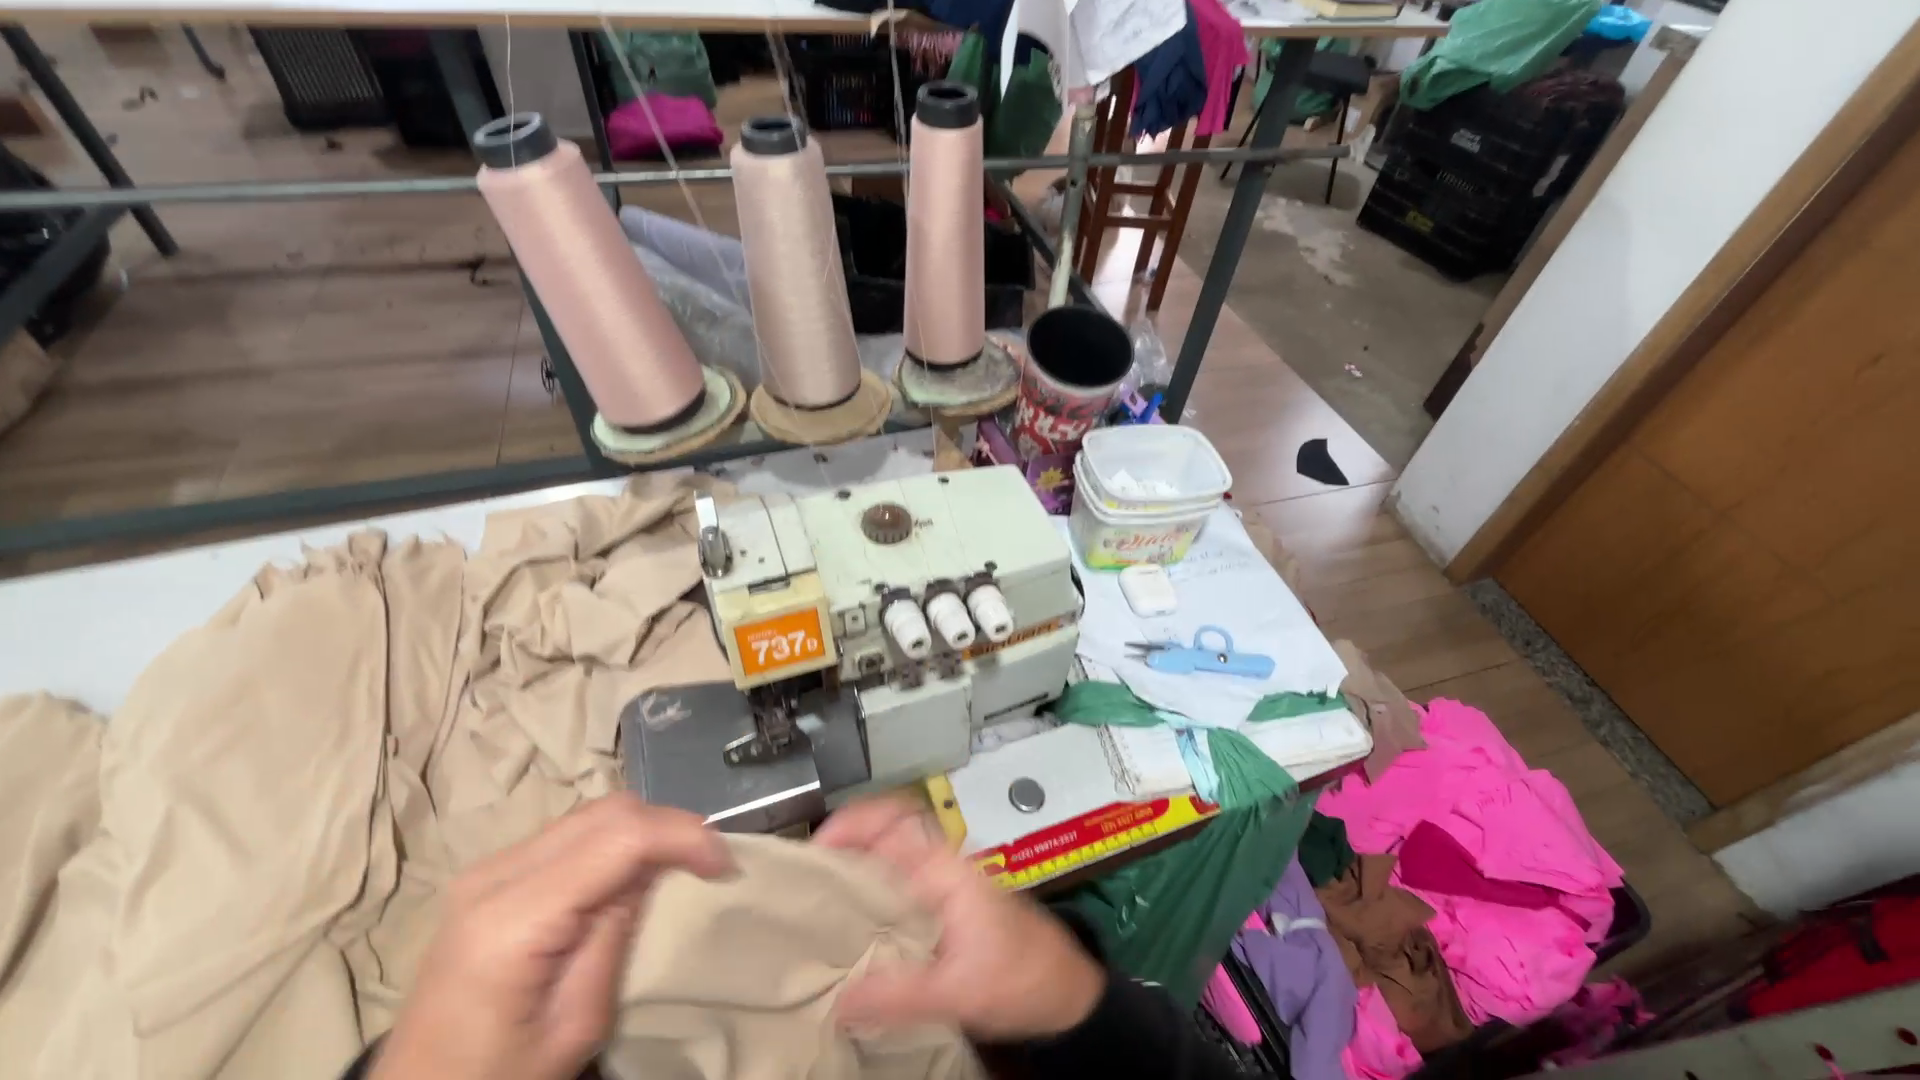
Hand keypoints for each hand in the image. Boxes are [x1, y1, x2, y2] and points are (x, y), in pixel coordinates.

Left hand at [370, 795, 735, 1079]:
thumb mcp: (577, 1022)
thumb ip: (616, 933)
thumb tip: (655, 870)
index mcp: (513, 919)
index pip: (618, 838)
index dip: (683, 836)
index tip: (726, 866)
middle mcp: (495, 875)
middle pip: (606, 811)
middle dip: (669, 826)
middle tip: (710, 864)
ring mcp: (487, 870)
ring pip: (590, 813)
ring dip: (644, 828)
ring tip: (681, 865)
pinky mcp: (490, 876)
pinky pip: (570, 833)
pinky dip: (616, 839)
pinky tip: (635, 871)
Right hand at [814, 797, 1104, 1040]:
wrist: (1066, 991)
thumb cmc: (1025, 980)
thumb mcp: (958, 991)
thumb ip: (899, 994)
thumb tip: (840, 999)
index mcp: (948, 871)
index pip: (895, 820)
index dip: (853, 822)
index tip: (818, 845)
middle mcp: (948, 865)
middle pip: (891, 827)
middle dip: (849, 839)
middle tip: (811, 871)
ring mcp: (952, 879)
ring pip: (899, 849)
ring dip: (862, 858)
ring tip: (826, 890)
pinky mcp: (954, 898)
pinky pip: (907, 874)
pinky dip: (878, 880)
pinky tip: (861, 915)